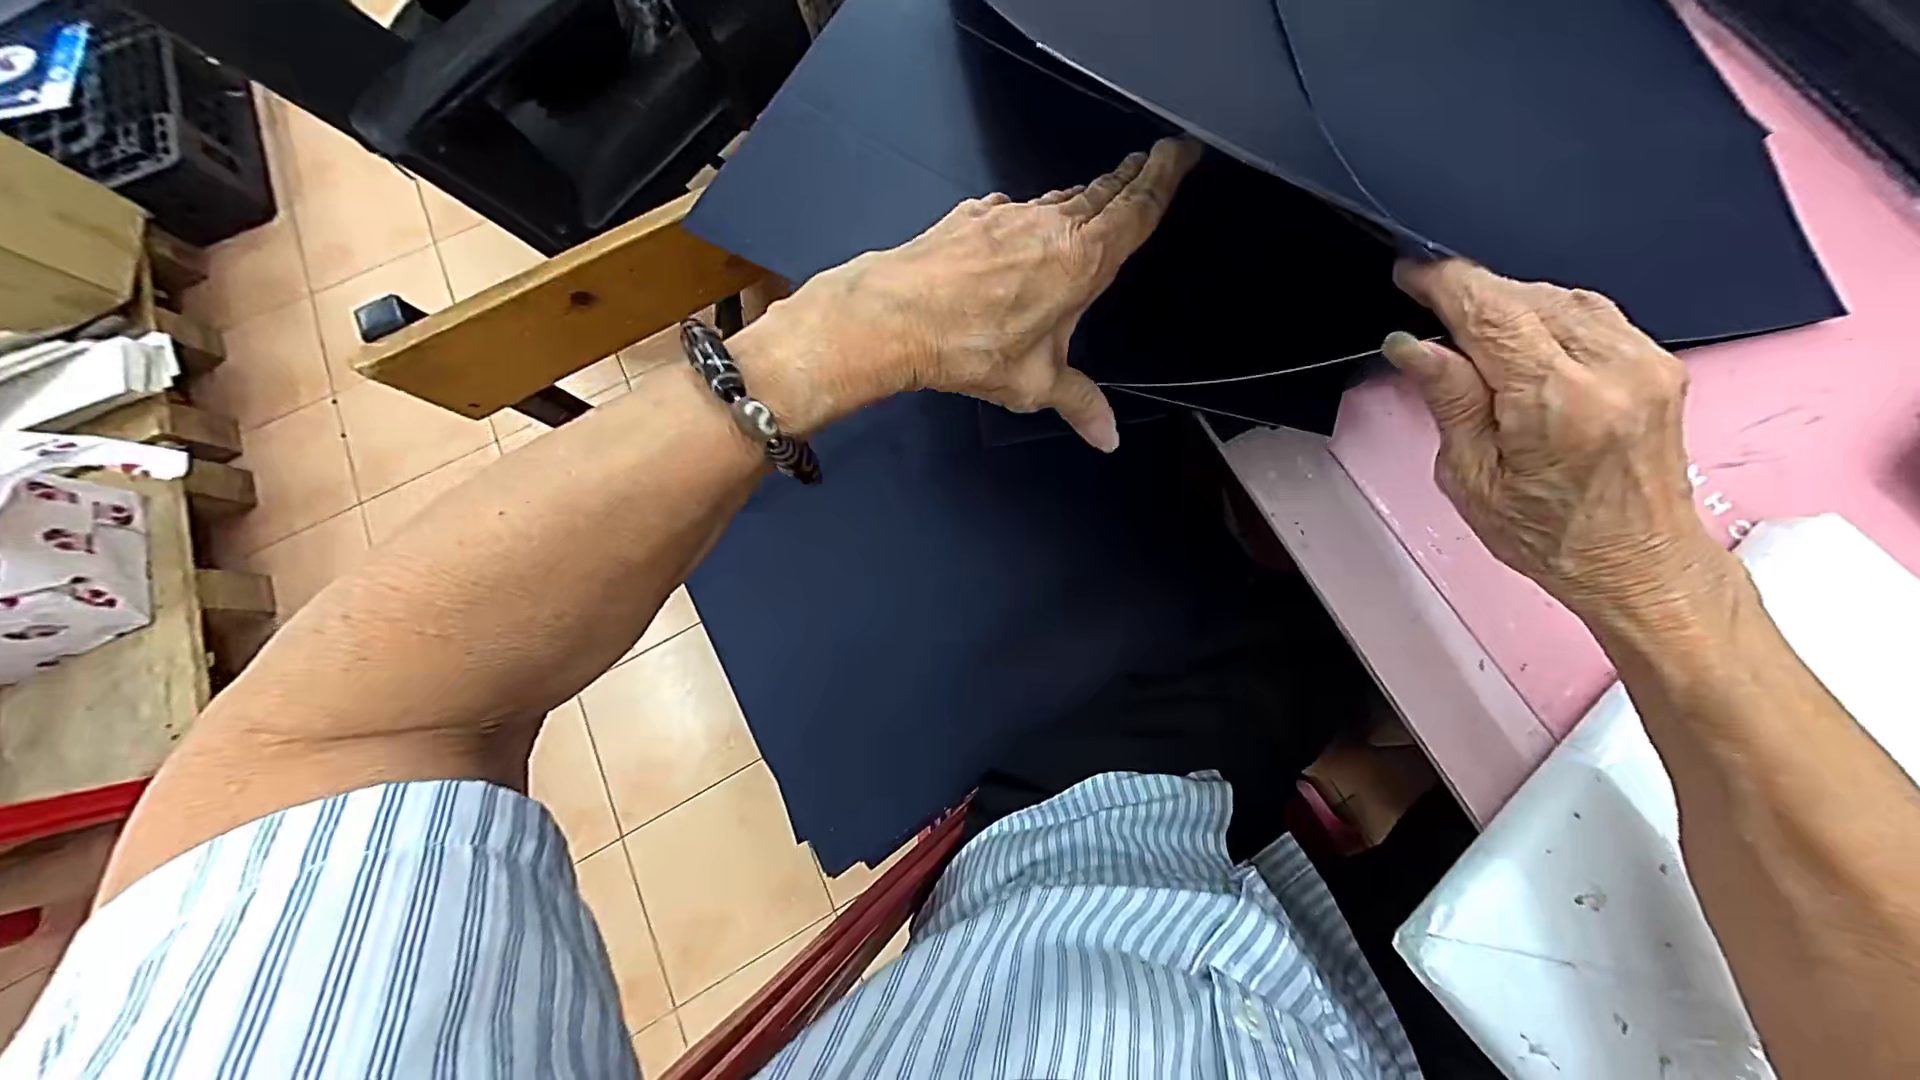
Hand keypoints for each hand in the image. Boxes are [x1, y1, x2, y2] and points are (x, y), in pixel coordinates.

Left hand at [740, 137, 1202, 449]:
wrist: (894, 315)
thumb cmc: (972, 349)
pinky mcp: (974, 216)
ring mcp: (1009, 214)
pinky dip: (1035, 216)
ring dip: (1083, 197)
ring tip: (1097, 198)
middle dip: (1130, 175)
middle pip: (1103, 190)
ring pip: (1060, 198)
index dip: (1165, 175)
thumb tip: (1109, 439)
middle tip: (1149, 163)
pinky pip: (1018, 210)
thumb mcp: (1034, 384)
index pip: (1137, 207)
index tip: (1181, 149)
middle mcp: (1052, 225)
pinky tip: (1025, 233)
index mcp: (1081, 259)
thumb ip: (1079, 403)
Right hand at [1382, 259, 1728, 622]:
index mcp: (1557, 404)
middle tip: (1423, 303)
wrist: (1634, 560)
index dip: (1446, 285)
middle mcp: (1613, 371)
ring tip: (1460, 323)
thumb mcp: (1469, 474)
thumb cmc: (1543, 533)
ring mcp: (1645, 362)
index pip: (1494, 314)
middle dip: (1469, 292)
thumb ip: (1449, 398)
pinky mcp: (1656, 363)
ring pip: (1562, 296)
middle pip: (1528, 297)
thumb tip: (1414, 347)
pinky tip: (1512, 331)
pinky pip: (1592, 312)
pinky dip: (1541, 310)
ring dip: (1504, 300)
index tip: (1411, 272)